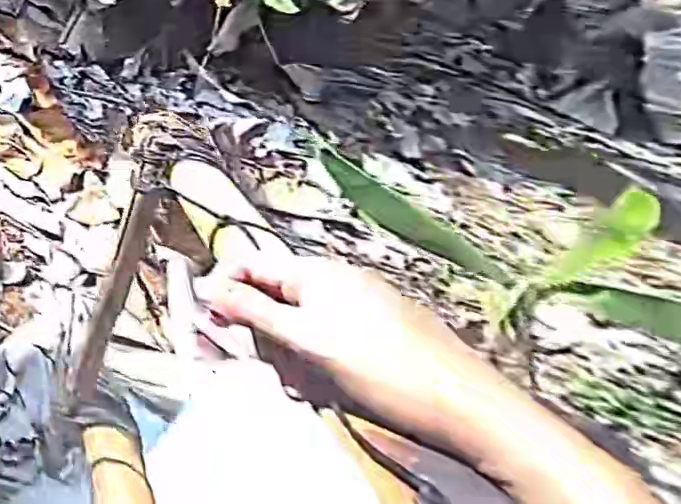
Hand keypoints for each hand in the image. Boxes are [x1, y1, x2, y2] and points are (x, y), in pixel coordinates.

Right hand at [193, 251, 655, 503]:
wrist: (475, 413)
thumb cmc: (388, 372)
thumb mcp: (306, 342)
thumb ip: (251, 310)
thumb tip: (205, 287)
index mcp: (315, 271)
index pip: (248, 265)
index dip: (224, 291)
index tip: (210, 323)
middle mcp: (335, 279)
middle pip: (273, 296)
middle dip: (261, 333)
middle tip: (263, 367)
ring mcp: (361, 304)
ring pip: (301, 323)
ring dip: (290, 354)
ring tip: (303, 387)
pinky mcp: (381, 332)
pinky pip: (329, 338)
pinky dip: (318, 362)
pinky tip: (328, 391)